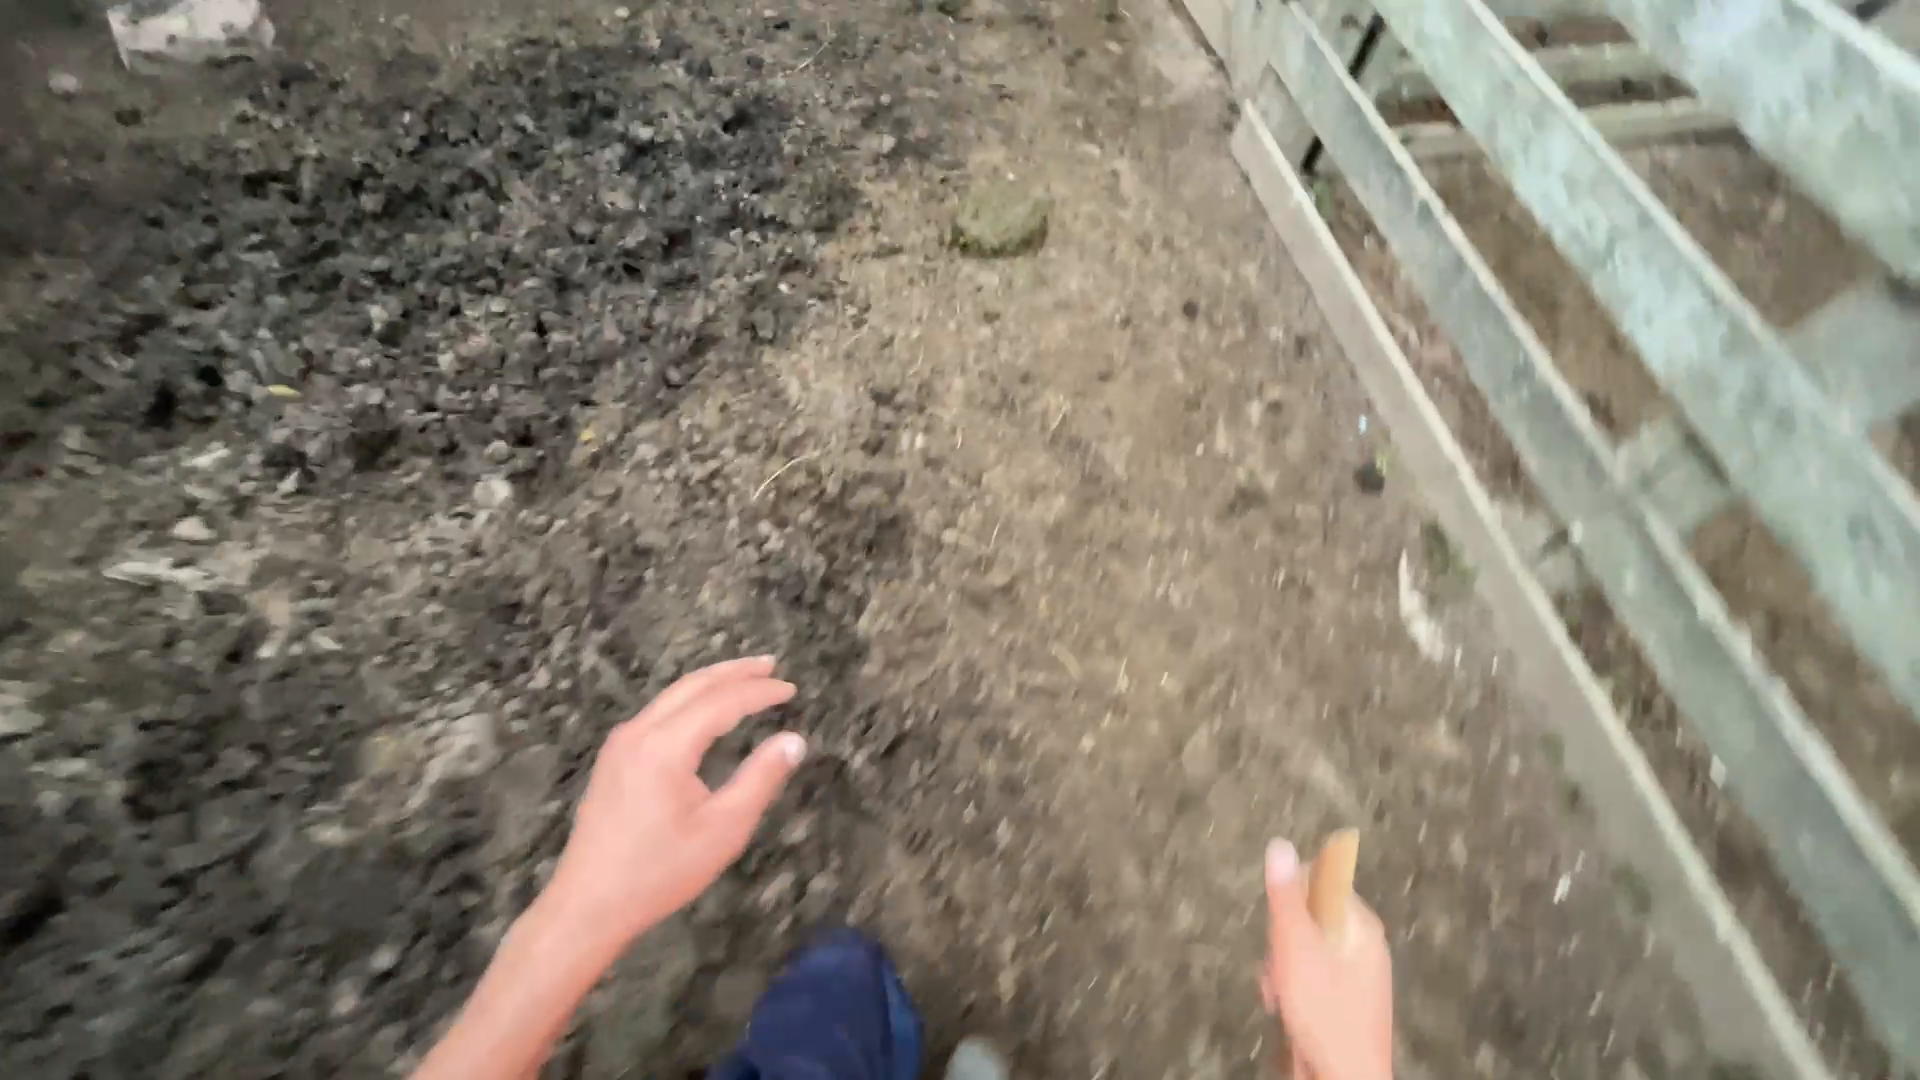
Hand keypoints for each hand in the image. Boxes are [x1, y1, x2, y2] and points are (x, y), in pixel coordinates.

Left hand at [543, 656, 806, 951]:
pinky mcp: (614, 758)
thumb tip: (794, 741)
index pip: (722, 702)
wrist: (586, 908)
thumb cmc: (659, 871)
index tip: (791, 689)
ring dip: (712, 682)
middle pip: (693, 686)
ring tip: (746, 677)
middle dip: (735, 672)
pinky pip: (659, 711)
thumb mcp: (723, 829)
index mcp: (665, 747)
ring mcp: (621, 744)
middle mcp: (639, 733)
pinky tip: (707, 709)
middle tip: (771, 665)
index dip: (759, 692)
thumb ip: (761, 779)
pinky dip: (691, 699)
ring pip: (673, 695)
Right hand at [1262, 839, 1393, 1079]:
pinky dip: (1290, 986)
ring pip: (1301, 948)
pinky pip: (1306, 976)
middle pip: (1307, 917)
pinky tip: (1284, 1005)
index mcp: (1361, 927)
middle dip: (1282, 939)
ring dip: (1281, 966)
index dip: (1292, 898)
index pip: (1320, 883)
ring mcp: (1353, 976)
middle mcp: (1361, 947)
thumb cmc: (1326, 1013)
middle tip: (1280, 961)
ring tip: (1280, 991)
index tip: (1279, 920)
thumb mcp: (1297, 948)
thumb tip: (1280, 846)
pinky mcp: (1340, 1001)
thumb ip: (1287, 897)